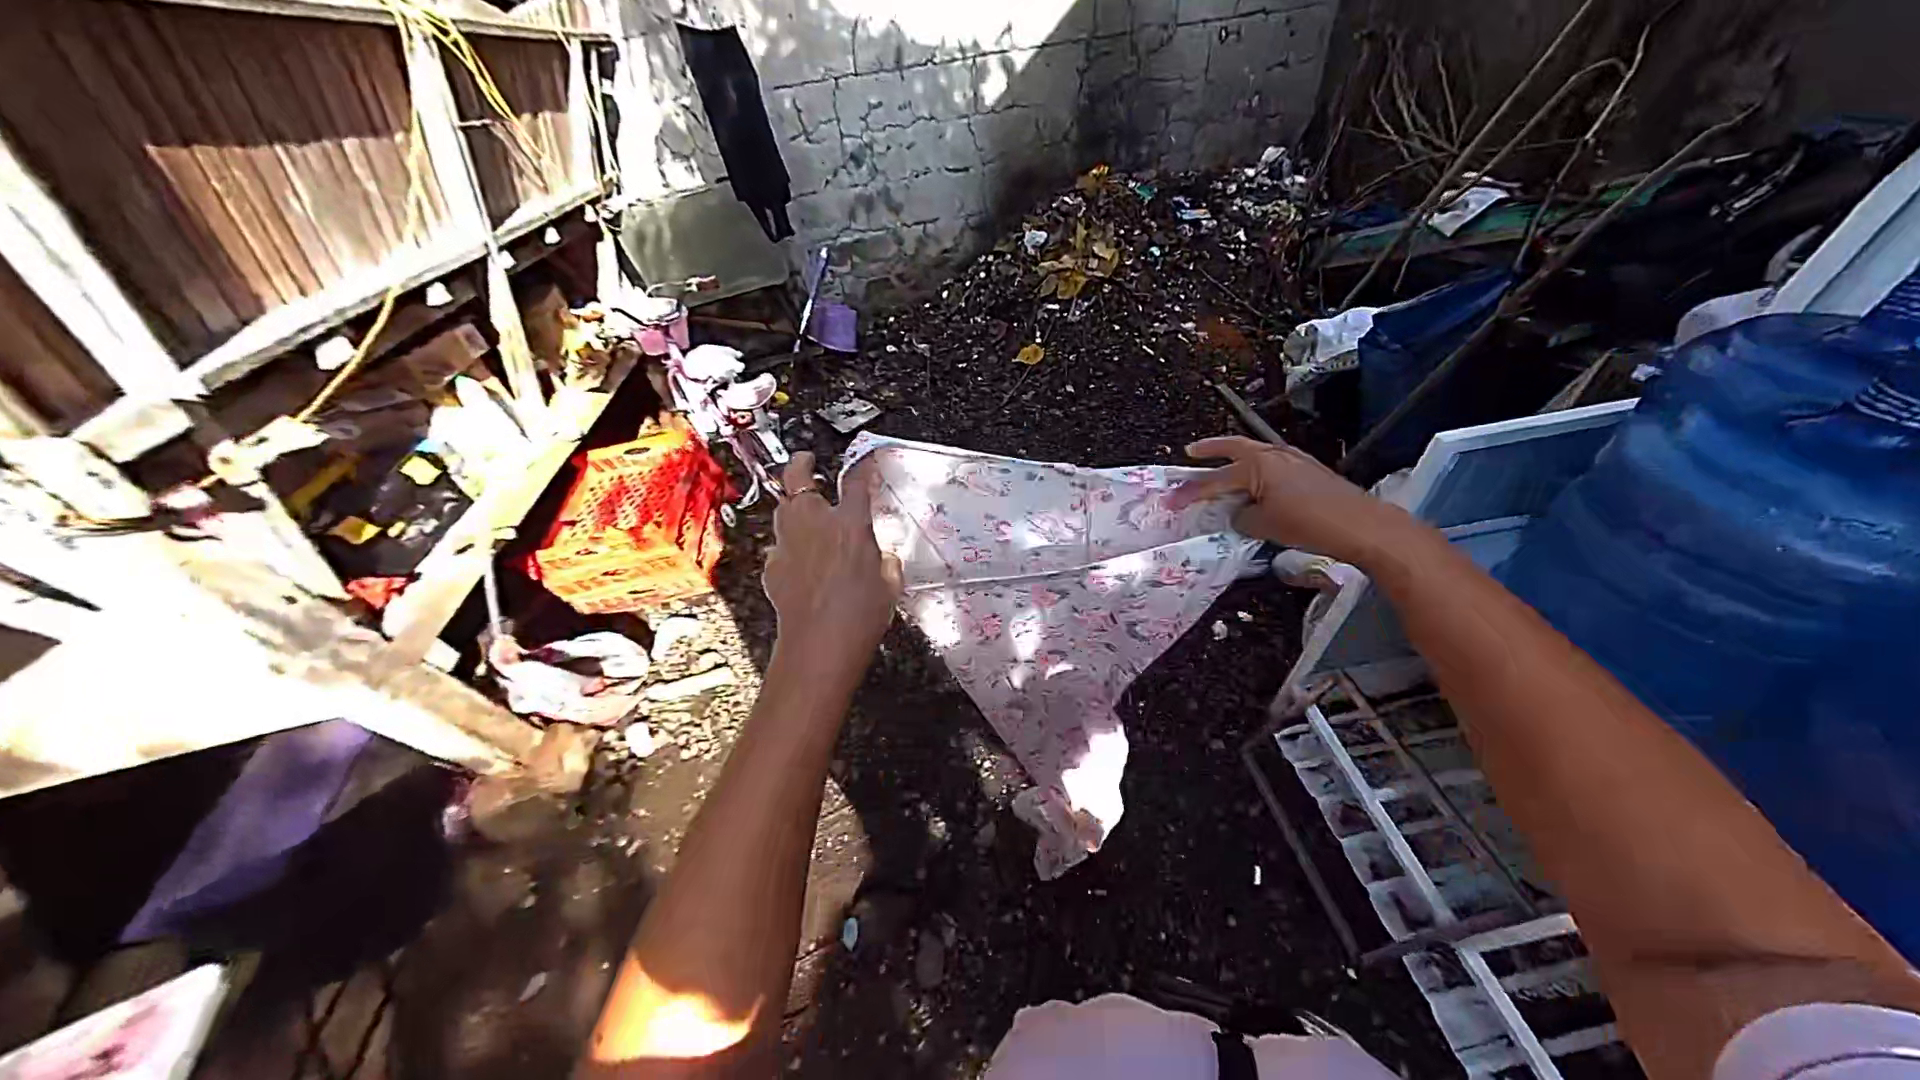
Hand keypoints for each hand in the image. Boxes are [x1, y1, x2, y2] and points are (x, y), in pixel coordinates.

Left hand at [762, 452, 903, 678]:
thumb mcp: (889, 585)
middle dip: (802, 464)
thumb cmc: (861, 615)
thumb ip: (886, 562)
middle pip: (798, 477)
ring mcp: (788, 543)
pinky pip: (778, 546)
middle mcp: (814, 524)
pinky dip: (788, 546)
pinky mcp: (772, 566)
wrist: (820, 644)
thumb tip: (883, 557)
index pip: (856, 481)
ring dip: (792, 504)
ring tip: (803, 508)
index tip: (866, 459)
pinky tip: (799, 559)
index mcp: (849, 524)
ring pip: (782, 509)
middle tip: (807, 460)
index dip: (863, 465)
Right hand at [1169, 435, 1414, 565]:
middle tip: (1192, 451)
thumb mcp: (1263, 526)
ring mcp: (1295, 460)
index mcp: (1258, 465)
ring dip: (1236, 459)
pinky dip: (1257, 471)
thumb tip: (1239, 514)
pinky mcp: (1309, 471)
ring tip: (1222, 468)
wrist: (1362, 526)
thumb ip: (1242, 517)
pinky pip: (1272, 465)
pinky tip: (1256, 484)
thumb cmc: (1309, 524)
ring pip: (1256, 454)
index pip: (1215, 480)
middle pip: (1235, 448)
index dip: (1190, 492)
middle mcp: (1275, 455)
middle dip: (1211, 449)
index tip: (1170, 501)